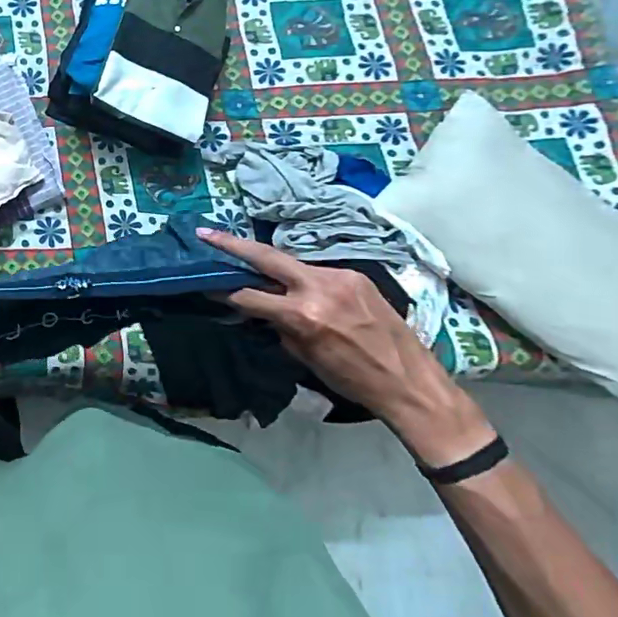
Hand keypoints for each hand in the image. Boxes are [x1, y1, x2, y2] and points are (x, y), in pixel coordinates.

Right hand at [196, 228, 495, 468]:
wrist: (412, 383)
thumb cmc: (352, 379)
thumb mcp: (305, 356)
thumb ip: (279, 326)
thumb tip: (259, 309)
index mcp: (303, 314)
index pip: (250, 295)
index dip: (225, 292)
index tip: (206, 285)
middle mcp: (319, 287)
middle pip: (266, 257)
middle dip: (232, 245)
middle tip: (206, 233)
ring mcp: (340, 277)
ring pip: (293, 264)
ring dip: (271, 266)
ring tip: (252, 266)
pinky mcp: (356, 276)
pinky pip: (317, 271)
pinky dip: (301, 277)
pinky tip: (298, 286)